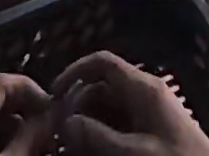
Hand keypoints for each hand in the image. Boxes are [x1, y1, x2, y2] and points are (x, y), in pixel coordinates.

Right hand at [52, 51, 208, 155]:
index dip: (75, 71)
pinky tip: (93, 153)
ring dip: (91, 125)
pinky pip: (123, 128)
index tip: (53, 95)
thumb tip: (66, 121)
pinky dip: (105, 138)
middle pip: (104, 88)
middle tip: (59, 134)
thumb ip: (99, 137)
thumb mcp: (134, 155)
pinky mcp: (156, 135)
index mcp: (143, 88)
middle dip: (79, 106)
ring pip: (111, 110)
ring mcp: (151, 115)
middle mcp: (145, 94)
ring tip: (73, 148)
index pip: (102, 63)